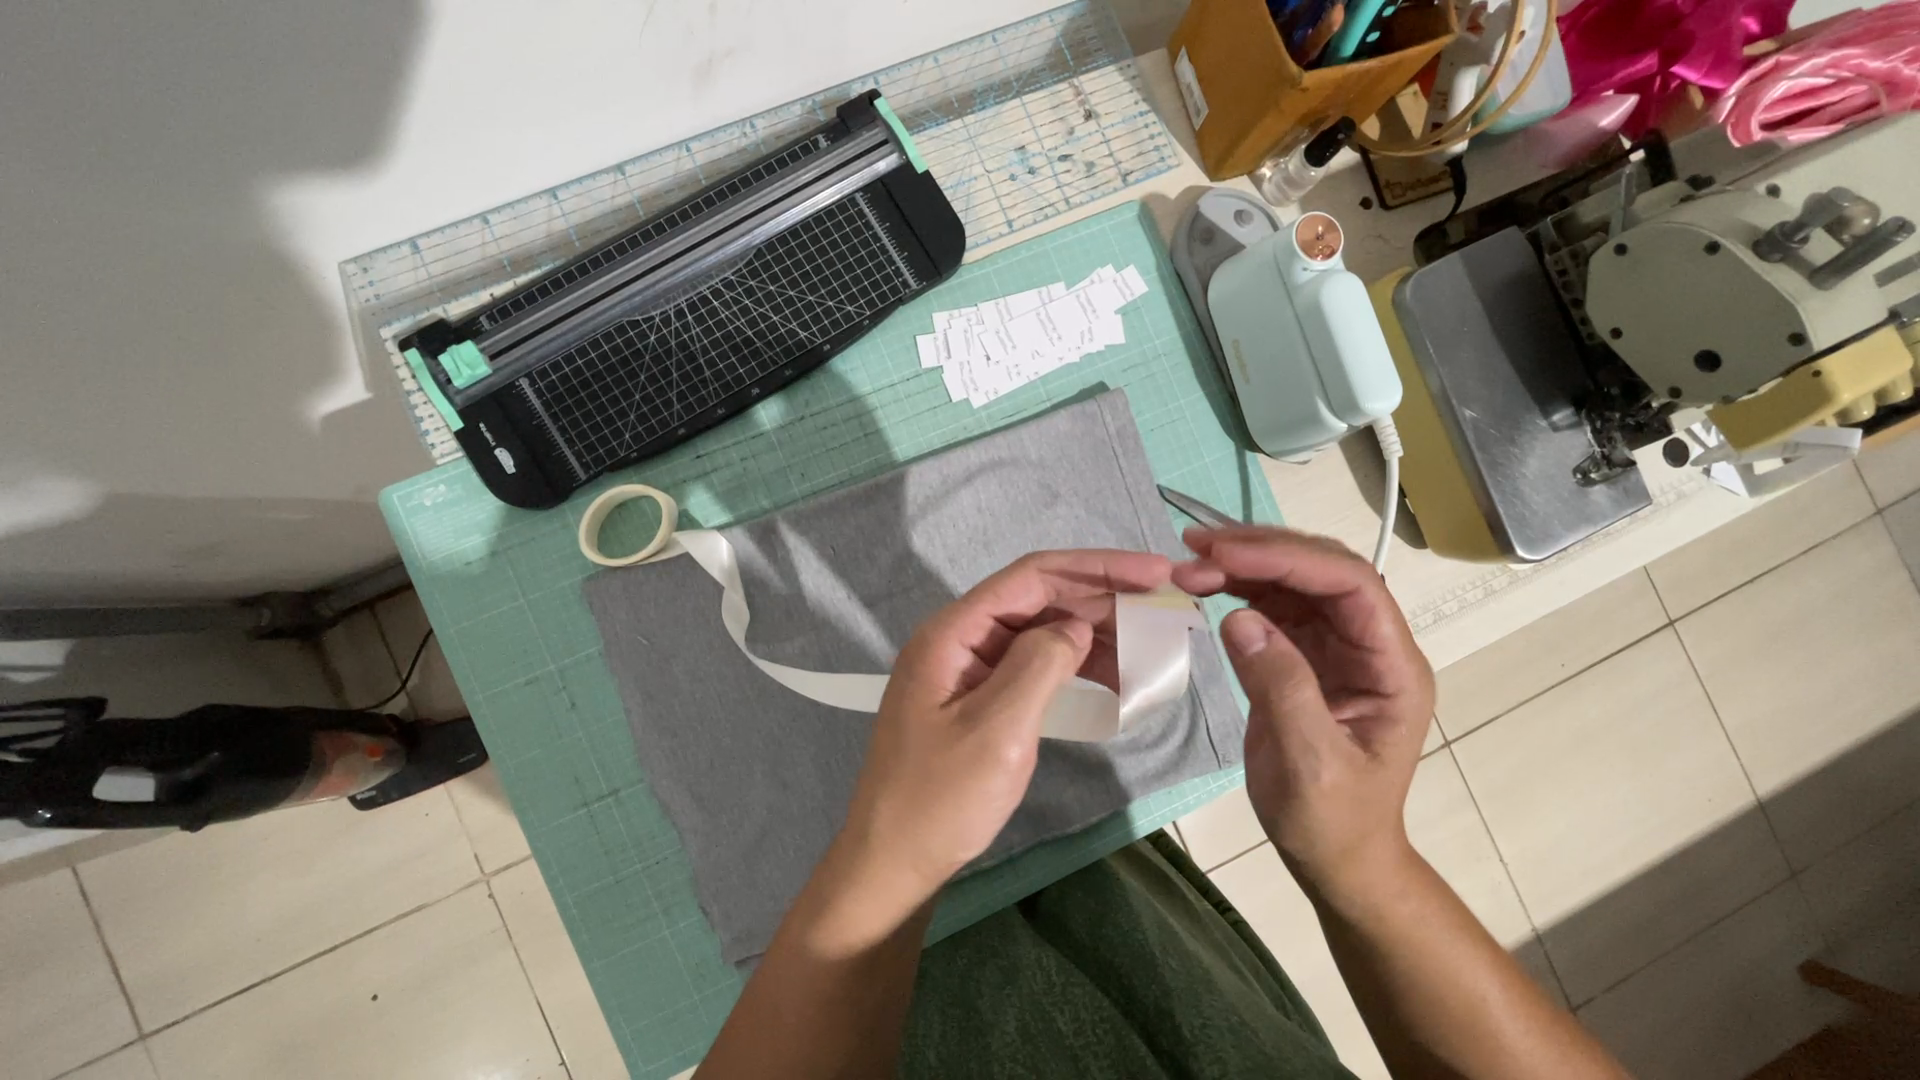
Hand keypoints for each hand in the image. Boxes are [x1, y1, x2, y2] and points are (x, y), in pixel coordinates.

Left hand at [834, 549, 1172, 915]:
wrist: (894, 862)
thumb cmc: (941, 798)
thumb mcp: (997, 729)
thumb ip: (1040, 664)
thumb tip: (1077, 626)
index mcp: (953, 632)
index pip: (1032, 576)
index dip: (1098, 568)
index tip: (1157, 571)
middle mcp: (960, 640)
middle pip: (1039, 600)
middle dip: (1103, 600)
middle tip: (1165, 612)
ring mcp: (968, 671)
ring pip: (1040, 633)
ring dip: (1094, 636)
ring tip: (1150, 648)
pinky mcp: (979, 700)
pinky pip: (1032, 668)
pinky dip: (1074, 669)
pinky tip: (1114, 680)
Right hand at [1172, 527, 1433, 892]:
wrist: (1334, 856)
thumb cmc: (1332, 820)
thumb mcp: (1310, 763)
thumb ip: (1282, 687)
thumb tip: (1240, 617)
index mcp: (1392, 665)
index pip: (1350, 585)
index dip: (1289, 558)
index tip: (1224, 556)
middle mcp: (1368, 644)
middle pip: (1323, 571)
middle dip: (1262, 551)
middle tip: (1195, 549)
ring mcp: (1336, 648)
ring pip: (1295, 582)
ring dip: (1244, 565)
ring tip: (1189, 563)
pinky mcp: (1304, 656)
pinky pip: (1275, 607)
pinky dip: (1238, 590)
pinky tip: (1206, 585)